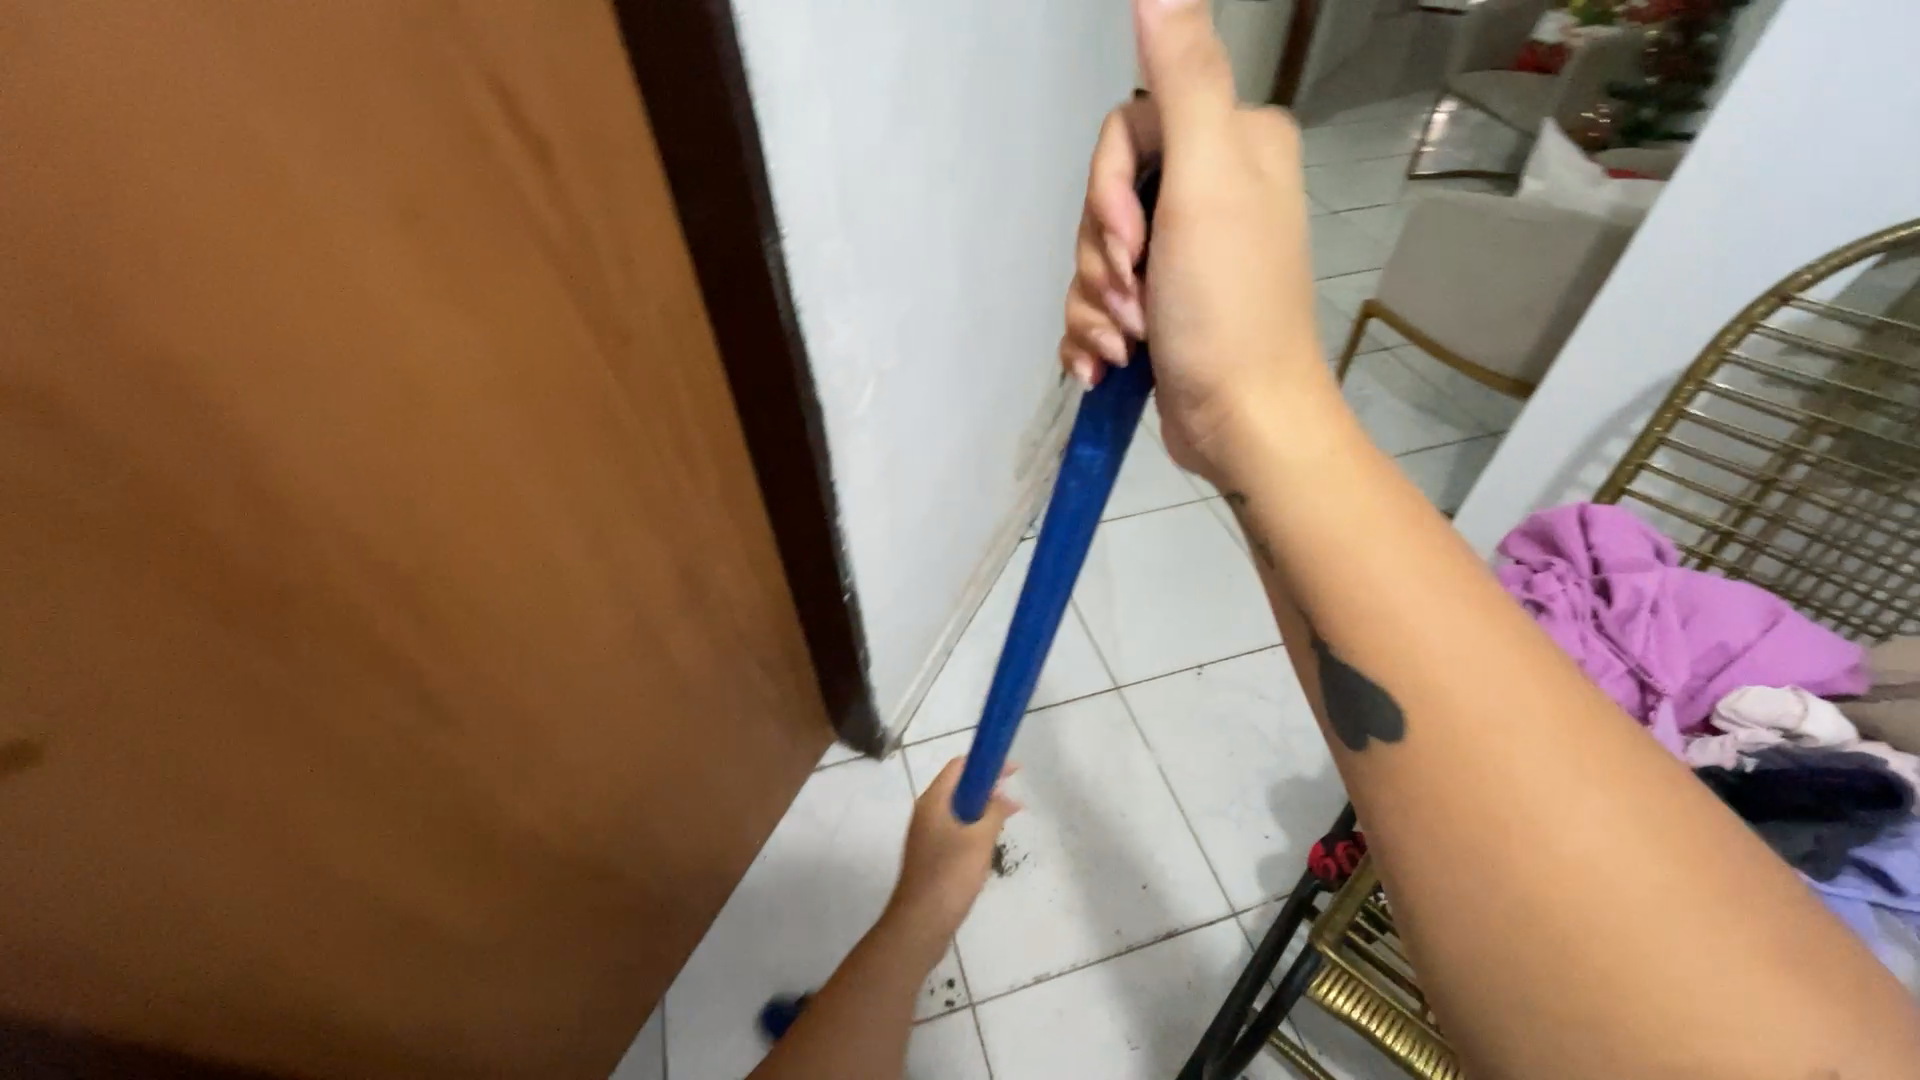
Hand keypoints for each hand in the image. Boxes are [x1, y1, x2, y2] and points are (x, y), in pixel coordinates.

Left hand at [885, 757, 1020, 946]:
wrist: (921, 922)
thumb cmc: (950, 875)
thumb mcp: (980, 839)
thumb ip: (995, 812)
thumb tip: (1008, 797)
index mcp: (933, 801)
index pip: (959, 766)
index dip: (986, 763)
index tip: (1013, 770)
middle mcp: (926, 812)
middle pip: (958, 787)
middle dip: (986, 787)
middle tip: (1013, 794)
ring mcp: (926, 834)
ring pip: (957, 810)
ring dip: (982, 809)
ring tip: (1005, 818)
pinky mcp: (930, 854)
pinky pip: (954, 830)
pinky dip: (973, 828)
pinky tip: (988, 843)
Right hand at [1060, 0, 1327, 485]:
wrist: (1242, 422)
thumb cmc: (1229, 308)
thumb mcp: (1208, 183)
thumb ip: (1185, 77)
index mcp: (1229, 146)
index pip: (1127, 129)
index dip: (1108, 190)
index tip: (1133, 243)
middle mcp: (1208, 193)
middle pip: (1104, 198)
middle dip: (1102, 260)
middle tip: (1134, 303)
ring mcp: (1180, 258)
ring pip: (1092, 258)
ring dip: (1095, 308)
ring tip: (1126, 347)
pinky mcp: (1158, 310)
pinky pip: (1095, 305)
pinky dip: (1090, 338)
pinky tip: (1106, 369)